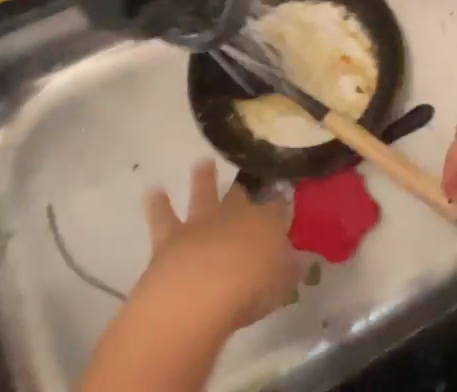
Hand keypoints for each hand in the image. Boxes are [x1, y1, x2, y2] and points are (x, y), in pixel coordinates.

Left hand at [137, 160, 298, 330]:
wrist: (196, 294)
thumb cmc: (248, 291)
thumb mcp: (281, 285)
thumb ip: (291, 270)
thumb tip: (303, 260)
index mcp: (267, 224)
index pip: (278, 208)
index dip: (282, 204)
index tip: (285, 198)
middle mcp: (235, 215)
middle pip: (241, 195)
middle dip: (245, 186)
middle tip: (246, 177)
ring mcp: (201, 223)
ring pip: (204, 194)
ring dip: (203, 179)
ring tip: (202, 163)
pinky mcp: (170, 236)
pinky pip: (163, 216)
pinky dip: (158, 204)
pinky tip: (153, 191)